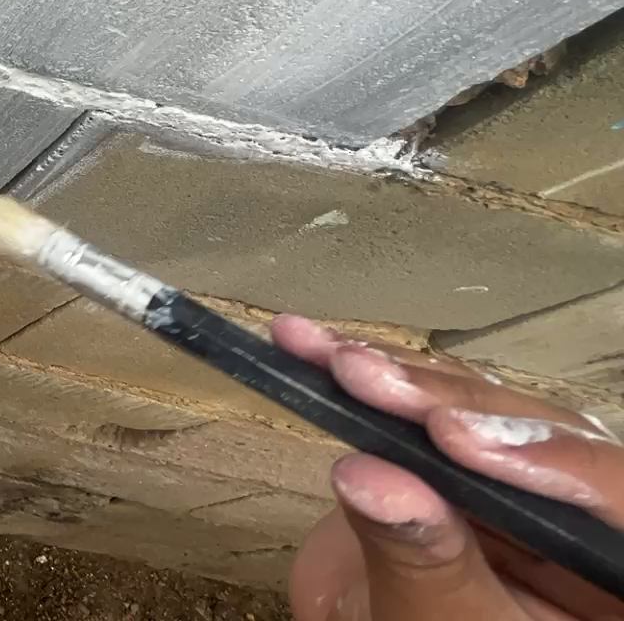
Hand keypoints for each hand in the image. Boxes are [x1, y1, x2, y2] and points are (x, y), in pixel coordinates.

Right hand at [272, 314, 623, 620]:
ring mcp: (526, 483)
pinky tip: (310, 345)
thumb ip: (420, 559)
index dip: (557, 463)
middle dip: (446, 401)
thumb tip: (369, 476)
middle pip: (550, 440)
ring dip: (395, 374)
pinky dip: (365, 372)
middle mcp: (595, 525)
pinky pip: (425, 404)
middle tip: (360, 376)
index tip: (449, 434)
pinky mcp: (457, 454)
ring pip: (484, 407)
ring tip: (322, 353)